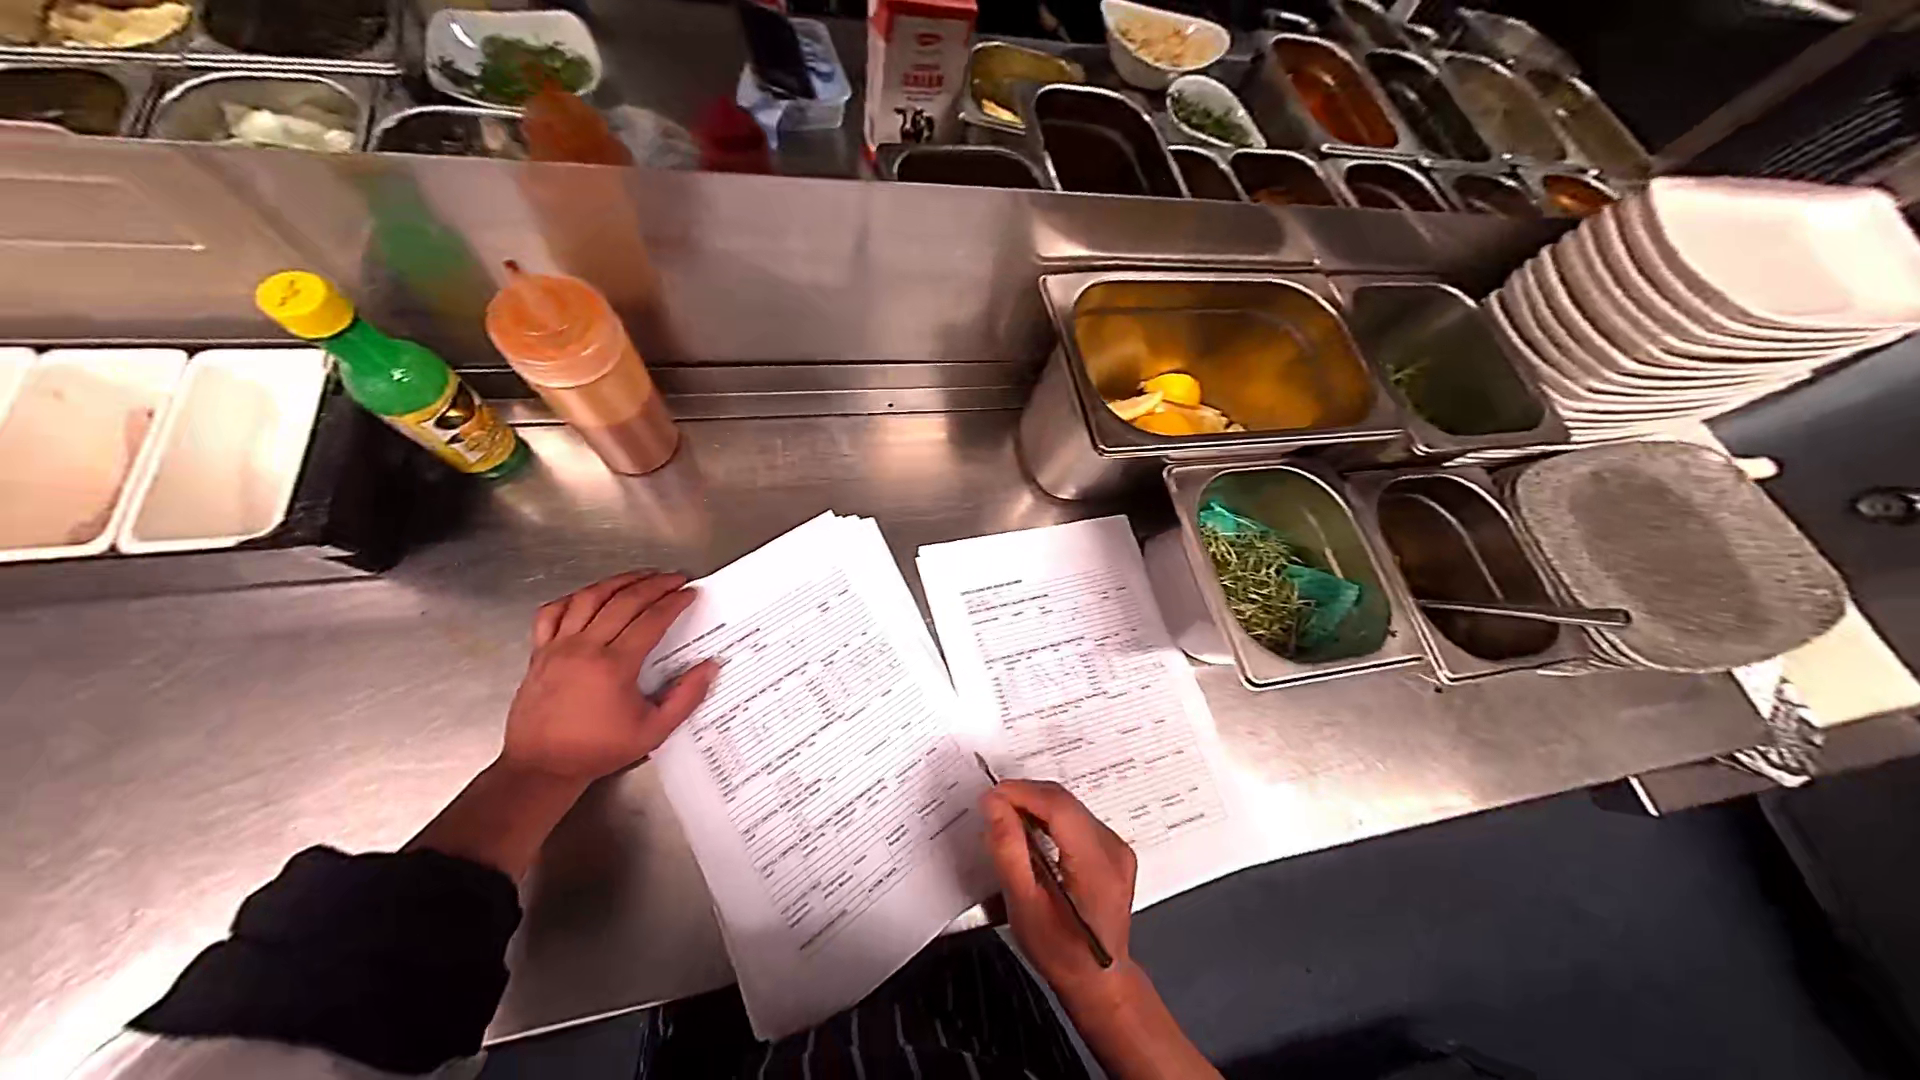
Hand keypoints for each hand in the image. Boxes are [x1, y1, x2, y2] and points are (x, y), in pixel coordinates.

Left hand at [501, 570, 717, 785]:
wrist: (542, 767)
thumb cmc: (598, 750)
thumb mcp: (654, 730)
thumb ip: (687, 697)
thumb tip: (710, 667)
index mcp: (615, 666)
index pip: (651, 620)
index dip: (674, 602)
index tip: (689, 593)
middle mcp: (584, 649)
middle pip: (624, 601)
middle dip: (654, 584)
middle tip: (674, 578)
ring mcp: (557, 647)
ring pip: (589, 598)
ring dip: (619, 581)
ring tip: (641, 576)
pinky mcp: (539, 653)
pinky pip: (553, 612)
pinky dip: (574, 597)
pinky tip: (591, 595)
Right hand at [981, 780, 1137, 1005]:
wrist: (1098, 978)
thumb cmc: (1062, 952)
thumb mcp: (1025, 907)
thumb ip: (1008, 852)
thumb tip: (995, 806)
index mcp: (1098, 868)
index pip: (1060, 808)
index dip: (1022, 794)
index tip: (992, 798)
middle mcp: (1114, 851)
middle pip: (1064, 802)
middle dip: (1024, 796)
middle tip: (992, 807)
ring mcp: (1117, 846)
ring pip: (1068, 804)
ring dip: (1035, 804)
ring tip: (1006, 819)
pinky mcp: (1111, 846)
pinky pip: (1075, 816)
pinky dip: (1048, 815)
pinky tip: (1029, 829)